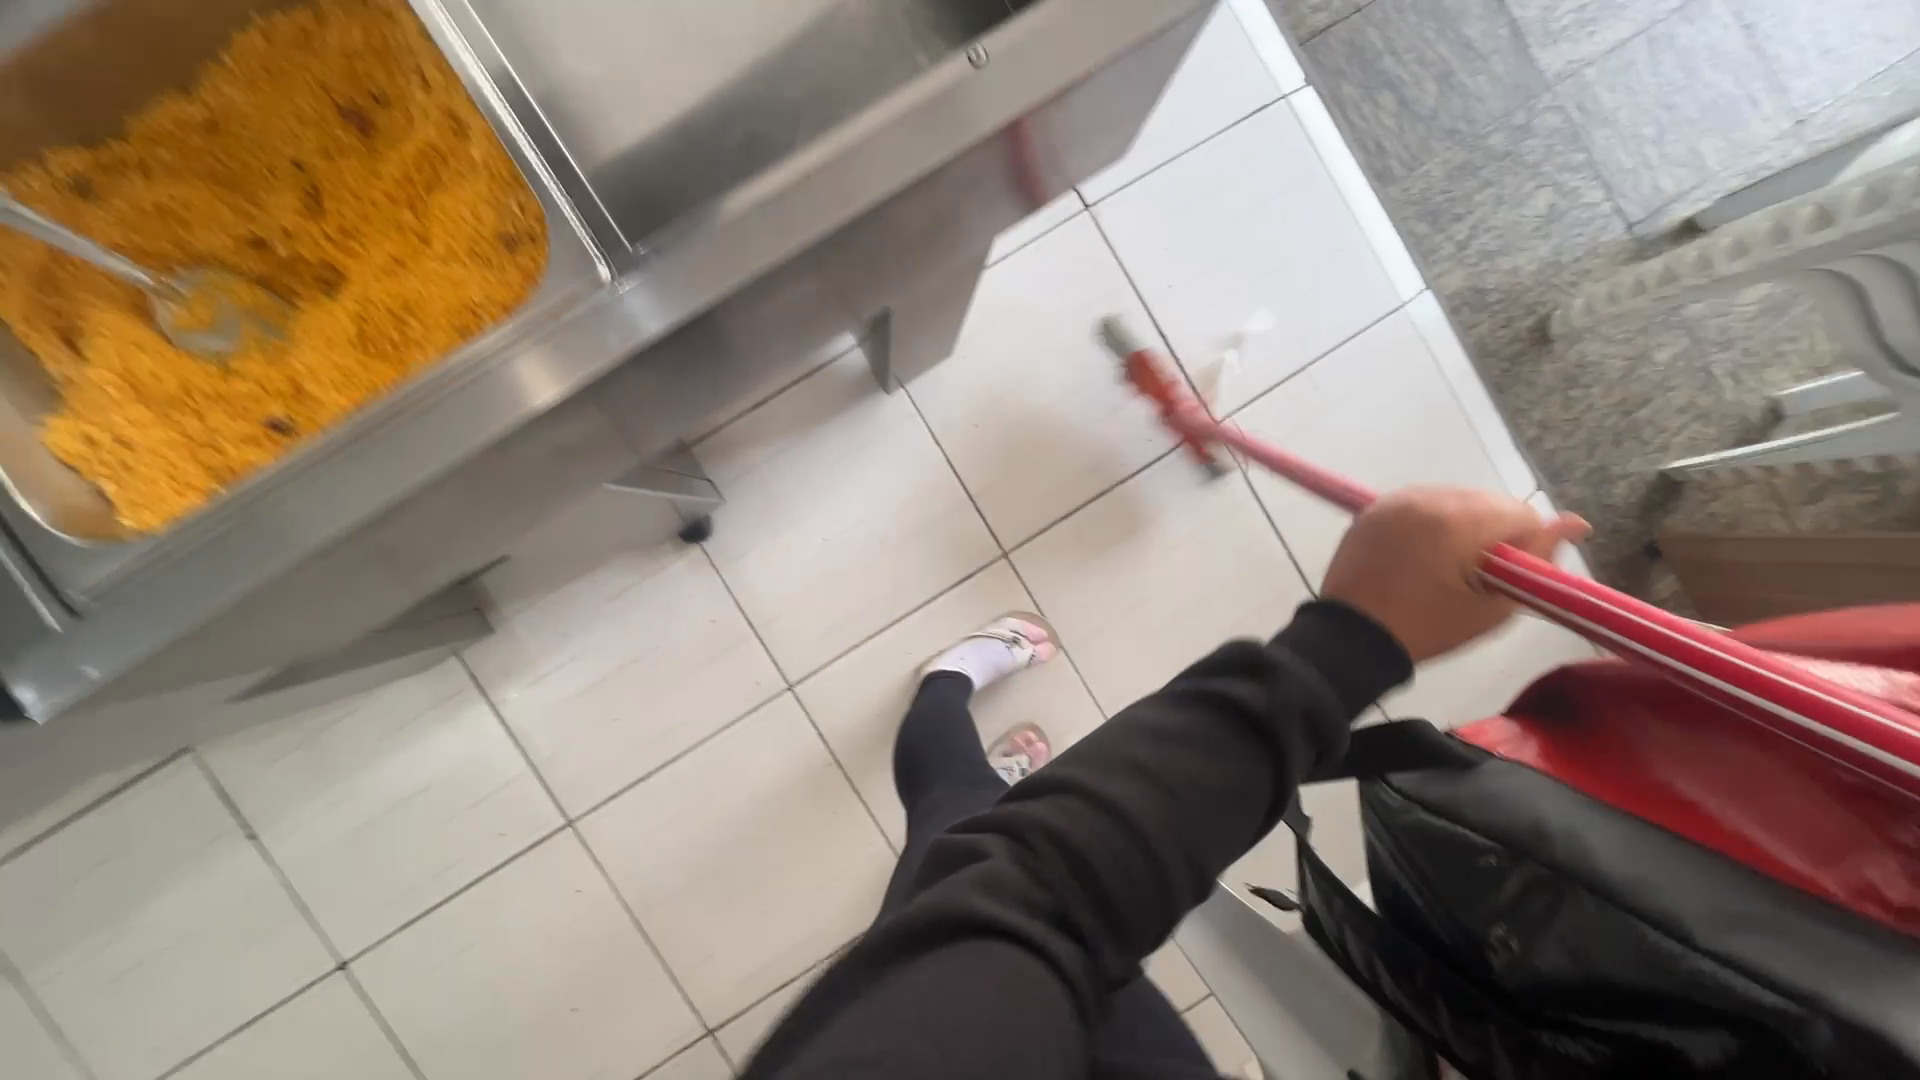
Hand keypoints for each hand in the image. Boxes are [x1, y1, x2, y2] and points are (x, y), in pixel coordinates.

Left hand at [1320, 487, 1590, 662]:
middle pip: (1486, 502)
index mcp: (1456, 520)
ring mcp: (1393, 500)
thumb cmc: (1425, 628)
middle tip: (1477, 575)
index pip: (1520, 514)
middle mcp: (1424, 498)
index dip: (1527, 546)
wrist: (1350, 635)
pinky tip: (1421, 556)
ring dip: (1462, 525)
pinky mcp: (1371, 509)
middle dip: (1493, 533)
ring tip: (1446, 567)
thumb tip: (1575, 524)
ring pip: (1452, 500)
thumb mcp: (1491, 607)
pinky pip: (1418, 505)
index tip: (1508, 576)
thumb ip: (1537, 562)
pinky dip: (1429, 523)